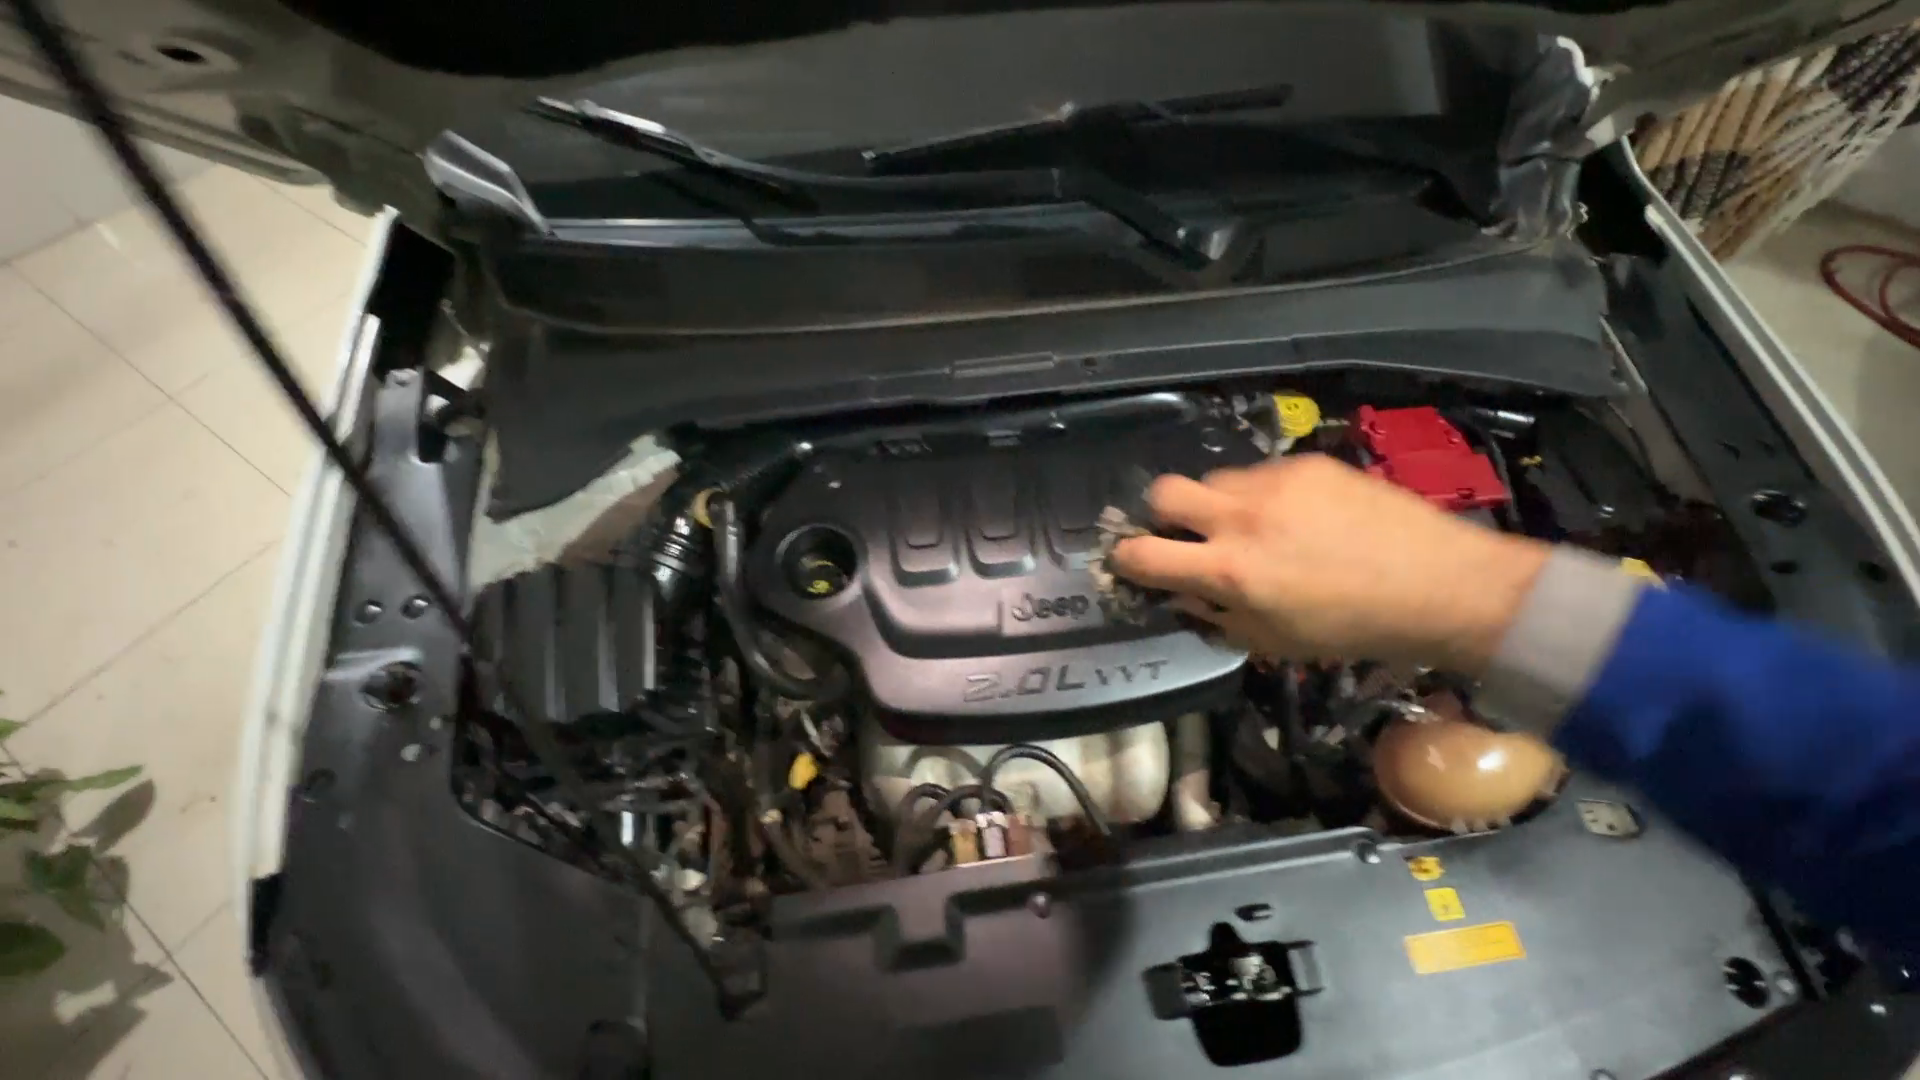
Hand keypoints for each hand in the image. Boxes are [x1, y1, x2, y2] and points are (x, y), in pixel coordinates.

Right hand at [1110, 455, 1550, 672]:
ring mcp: (1275, 483)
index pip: (1142, 554)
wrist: (1440, 584)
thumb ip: (1214, 615)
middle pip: (1162, 492)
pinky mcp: (1305, 464)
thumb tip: (1179, 592)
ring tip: (1252, 525)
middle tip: (1186, 534)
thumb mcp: (1272, 641)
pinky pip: (1259, 473)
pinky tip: (1297, 515)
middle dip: (1160, 514)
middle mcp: (1242, 518)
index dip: (1124, 558)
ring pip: (1213, 479)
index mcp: (1231, 571)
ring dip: (1216, 503)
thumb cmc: (1352, 628)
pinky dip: (1261, 495)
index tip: (1130, 561)